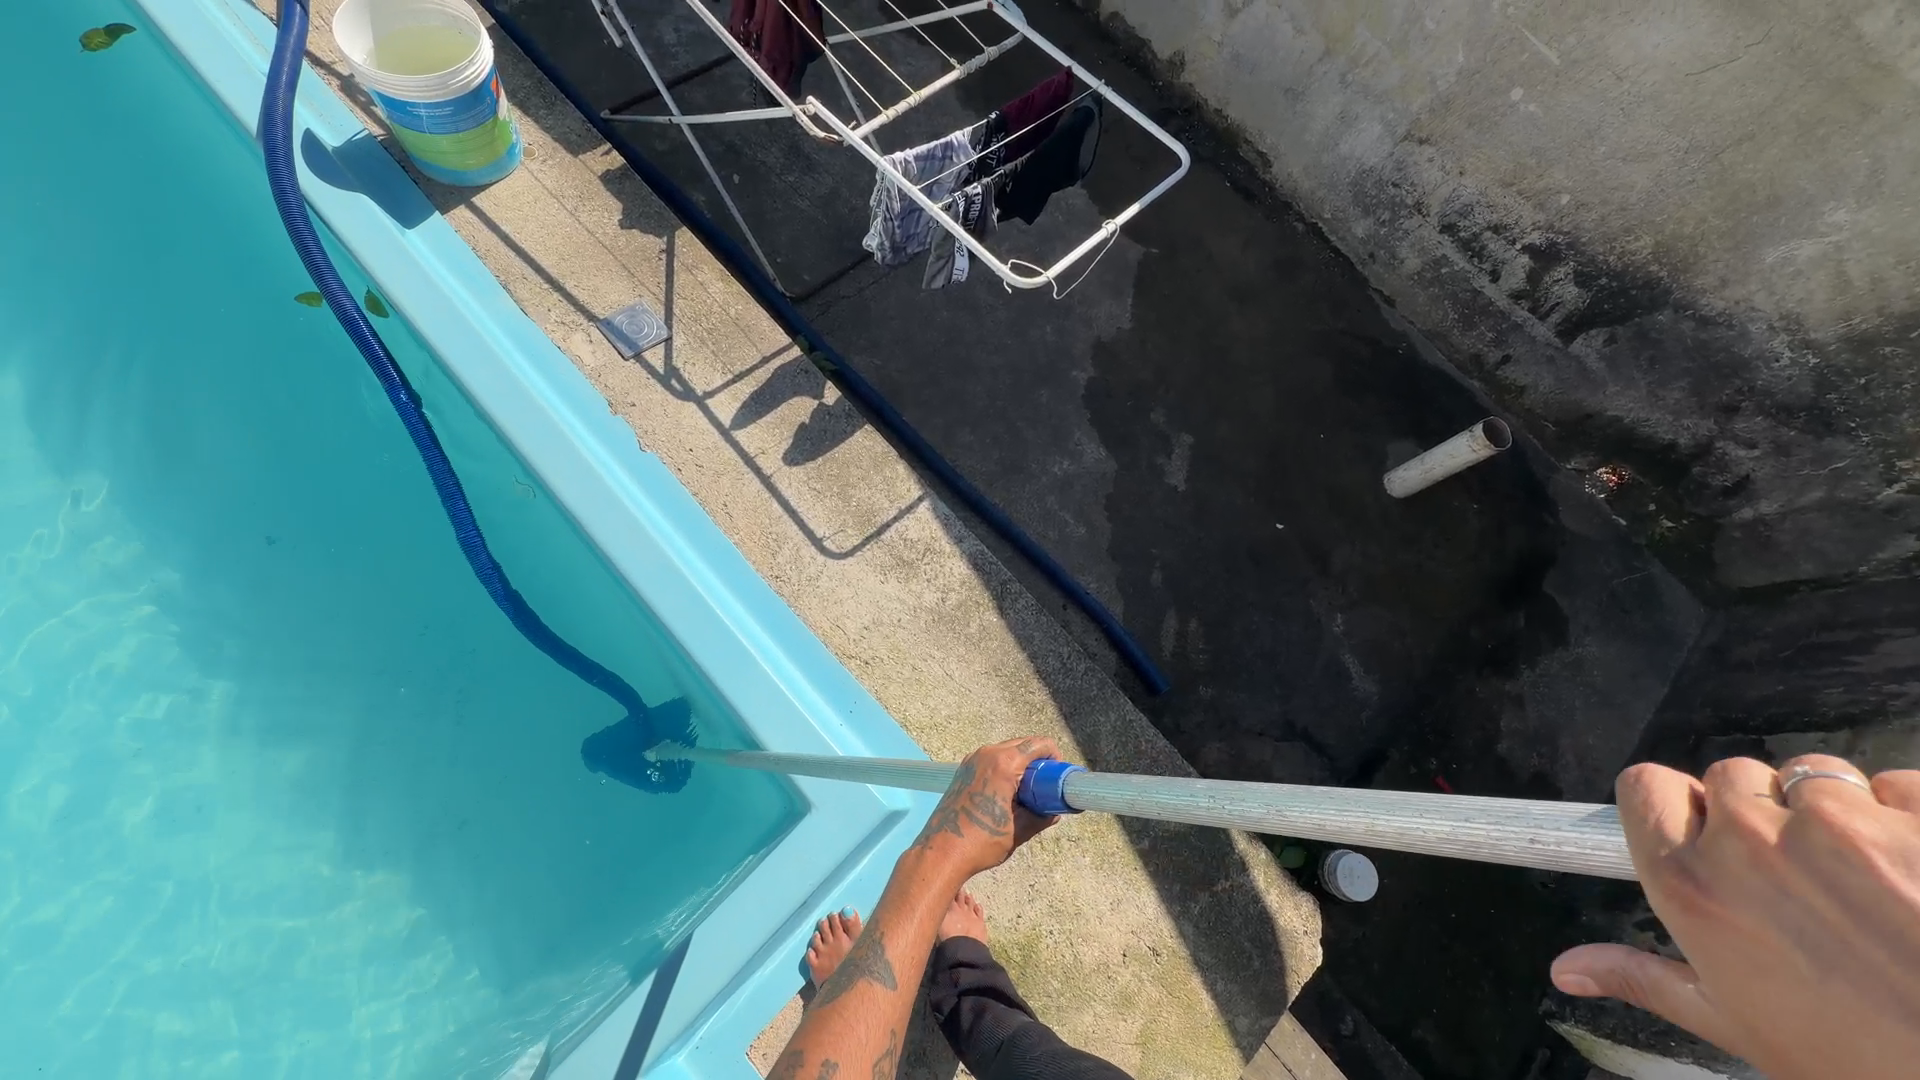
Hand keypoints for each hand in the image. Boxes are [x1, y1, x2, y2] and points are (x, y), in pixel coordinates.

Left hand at [911, 736, 1061, 879]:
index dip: (1055, 758)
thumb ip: (1041, 817)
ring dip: (1021, 765)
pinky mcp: (964, 770)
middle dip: (1039, 762)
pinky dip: (1005, 769)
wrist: (942, 852)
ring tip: (1028, 793)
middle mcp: (986, 754)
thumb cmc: (980, 842)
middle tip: (1046, 788)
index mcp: (1003, 764)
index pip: (1039, 744)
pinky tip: (1008, 794)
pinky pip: (992, 759)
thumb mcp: (1019, 831)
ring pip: (1007, 751)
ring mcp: (972, 760)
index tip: (1058, 778)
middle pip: (1023, 744)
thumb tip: (1054, 813)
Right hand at [1552, 754, 1919, 1078]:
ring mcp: (1842, 828)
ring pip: (1819, 775)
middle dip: (1766, 810)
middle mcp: (1748, 841)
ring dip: (1844, 812)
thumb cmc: (1860, 1061)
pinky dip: (1914, 816)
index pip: (1645, 785)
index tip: (1707, 832)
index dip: (1678, 804)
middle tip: (1811, 875)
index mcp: (1689, 883)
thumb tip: (1563, 968)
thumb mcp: (1739, 1025)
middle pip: (1734, 775)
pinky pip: (1901, 784)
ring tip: (1881, 878)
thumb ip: (1644, 978)